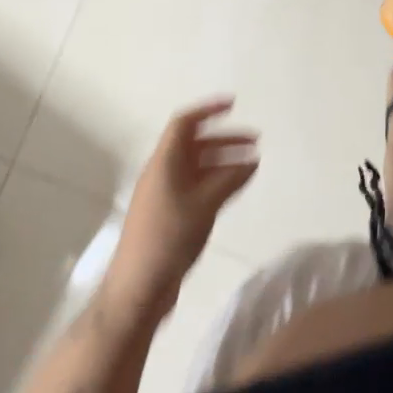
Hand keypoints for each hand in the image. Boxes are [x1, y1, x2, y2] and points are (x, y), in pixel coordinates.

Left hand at [107, 99, 257, 315]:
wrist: (138, 288)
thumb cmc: (168, 238)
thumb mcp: (204, 205)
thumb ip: (229, 180)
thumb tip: (252, 160)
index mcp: (163, 162)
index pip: (185, 123)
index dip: (208, 109)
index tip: (234, 104)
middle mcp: (162, 173)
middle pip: (194, 144)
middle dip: (224, 138)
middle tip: (254, 140)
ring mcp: (164, 195)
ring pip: (196, 167)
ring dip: (222, 161)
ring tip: (251, 164)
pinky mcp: (169, 216)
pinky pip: (195, 187)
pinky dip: (216, 181)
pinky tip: (233, 189)